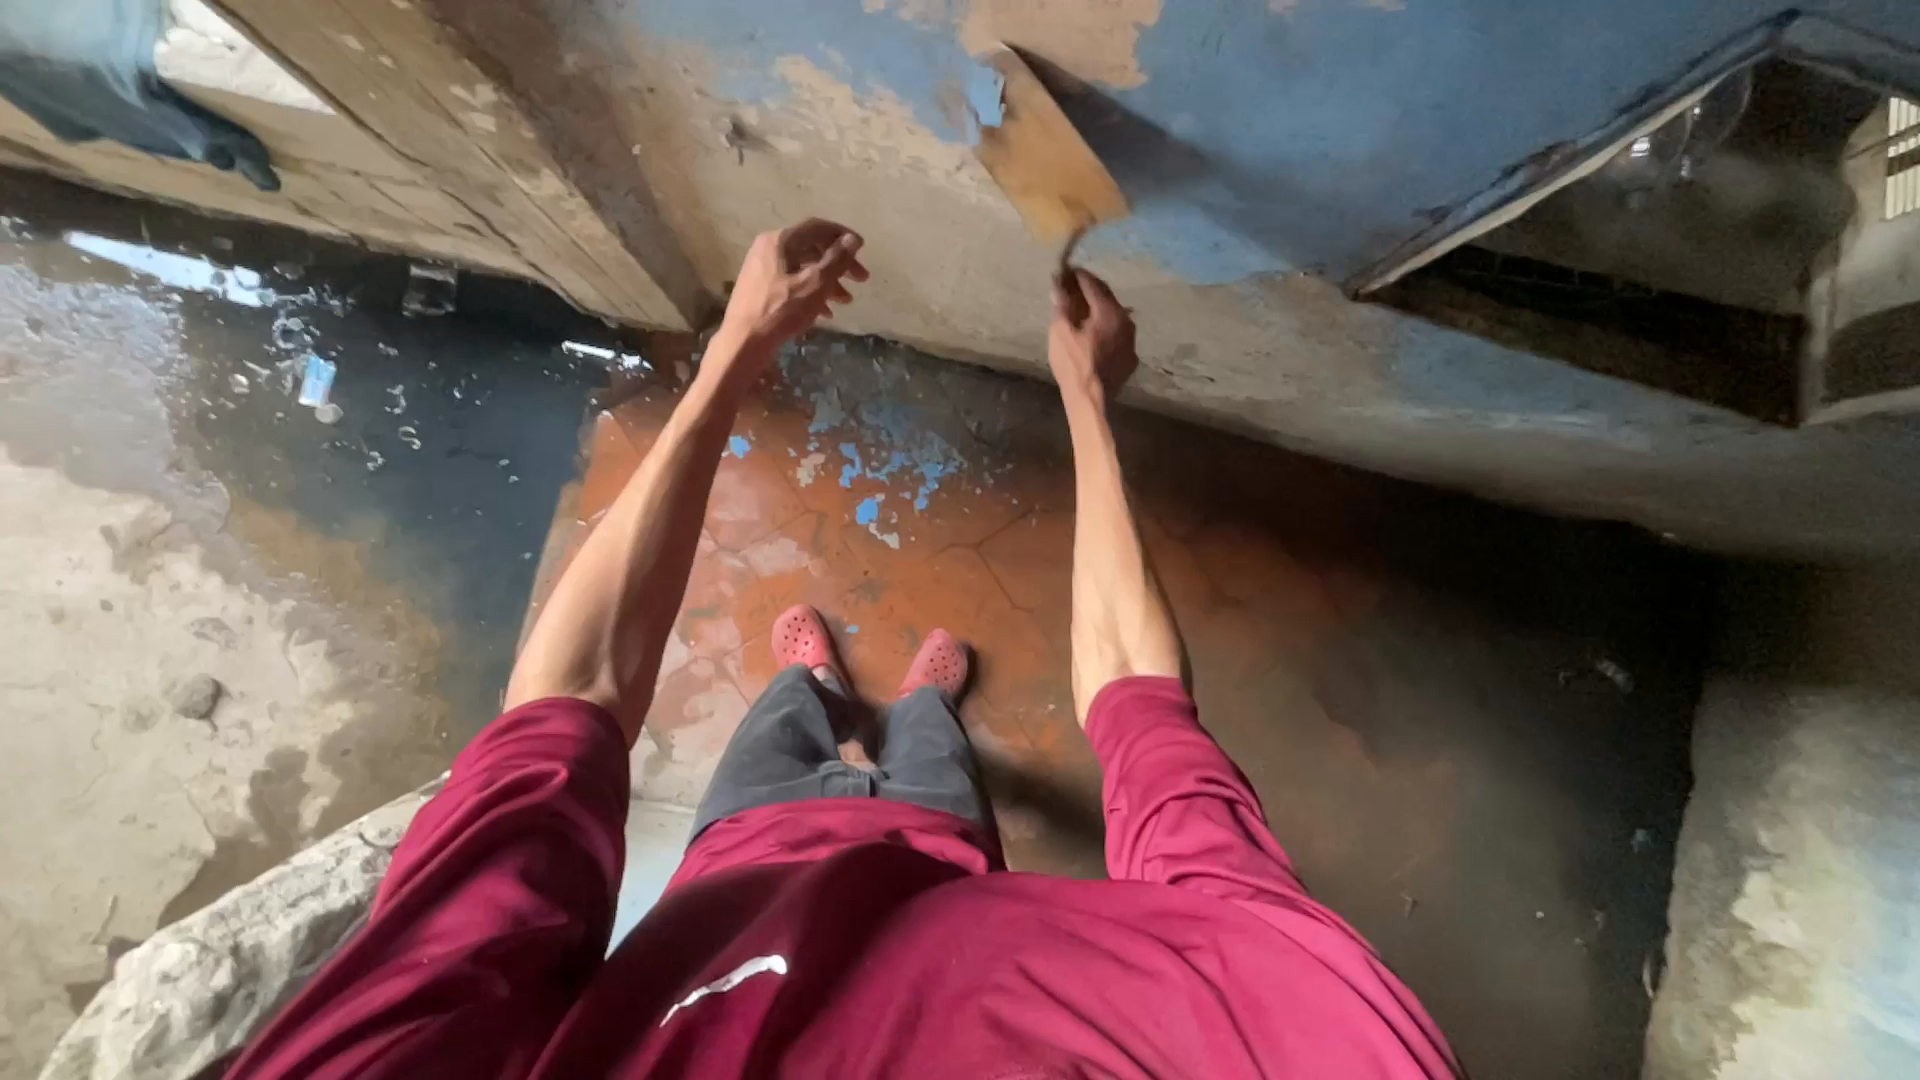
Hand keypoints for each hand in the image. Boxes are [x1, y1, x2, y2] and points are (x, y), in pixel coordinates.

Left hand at [719, 218, 868, 355]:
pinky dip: (811, 291)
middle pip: (812, 248)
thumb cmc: (781, 310)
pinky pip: (792, 282)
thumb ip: (837, 260)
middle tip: (861, 280)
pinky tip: (825, 312)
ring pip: (803, 267)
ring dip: (828, 281)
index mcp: (781, 240)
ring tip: (845, 301)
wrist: (744, 340)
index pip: (818, 227)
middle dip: (839, 264)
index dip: (843, 236)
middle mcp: (769, 247)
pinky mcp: (760, 287)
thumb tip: (853, 239)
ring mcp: (763, 267)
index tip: (863, 250)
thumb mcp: (815, 284)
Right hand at [1048, 267, 1136, 408]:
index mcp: (1109, 312)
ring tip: (1083, 310)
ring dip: (1099, 310)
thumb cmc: (1073, 364)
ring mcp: (1131, 341)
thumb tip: (1058, 284)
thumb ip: (1062, 305)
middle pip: (1107, 298)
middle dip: (1089, 290)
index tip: (1067, 270)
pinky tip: (1095, 334)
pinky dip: (1106, 329)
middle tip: (1073, 287)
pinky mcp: (1130, 358)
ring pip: (1115, 317)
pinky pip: (1117, 335)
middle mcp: (1126, 321)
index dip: (1078, 276)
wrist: (1091, 400)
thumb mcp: (1060, 332)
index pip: (1093, 285)